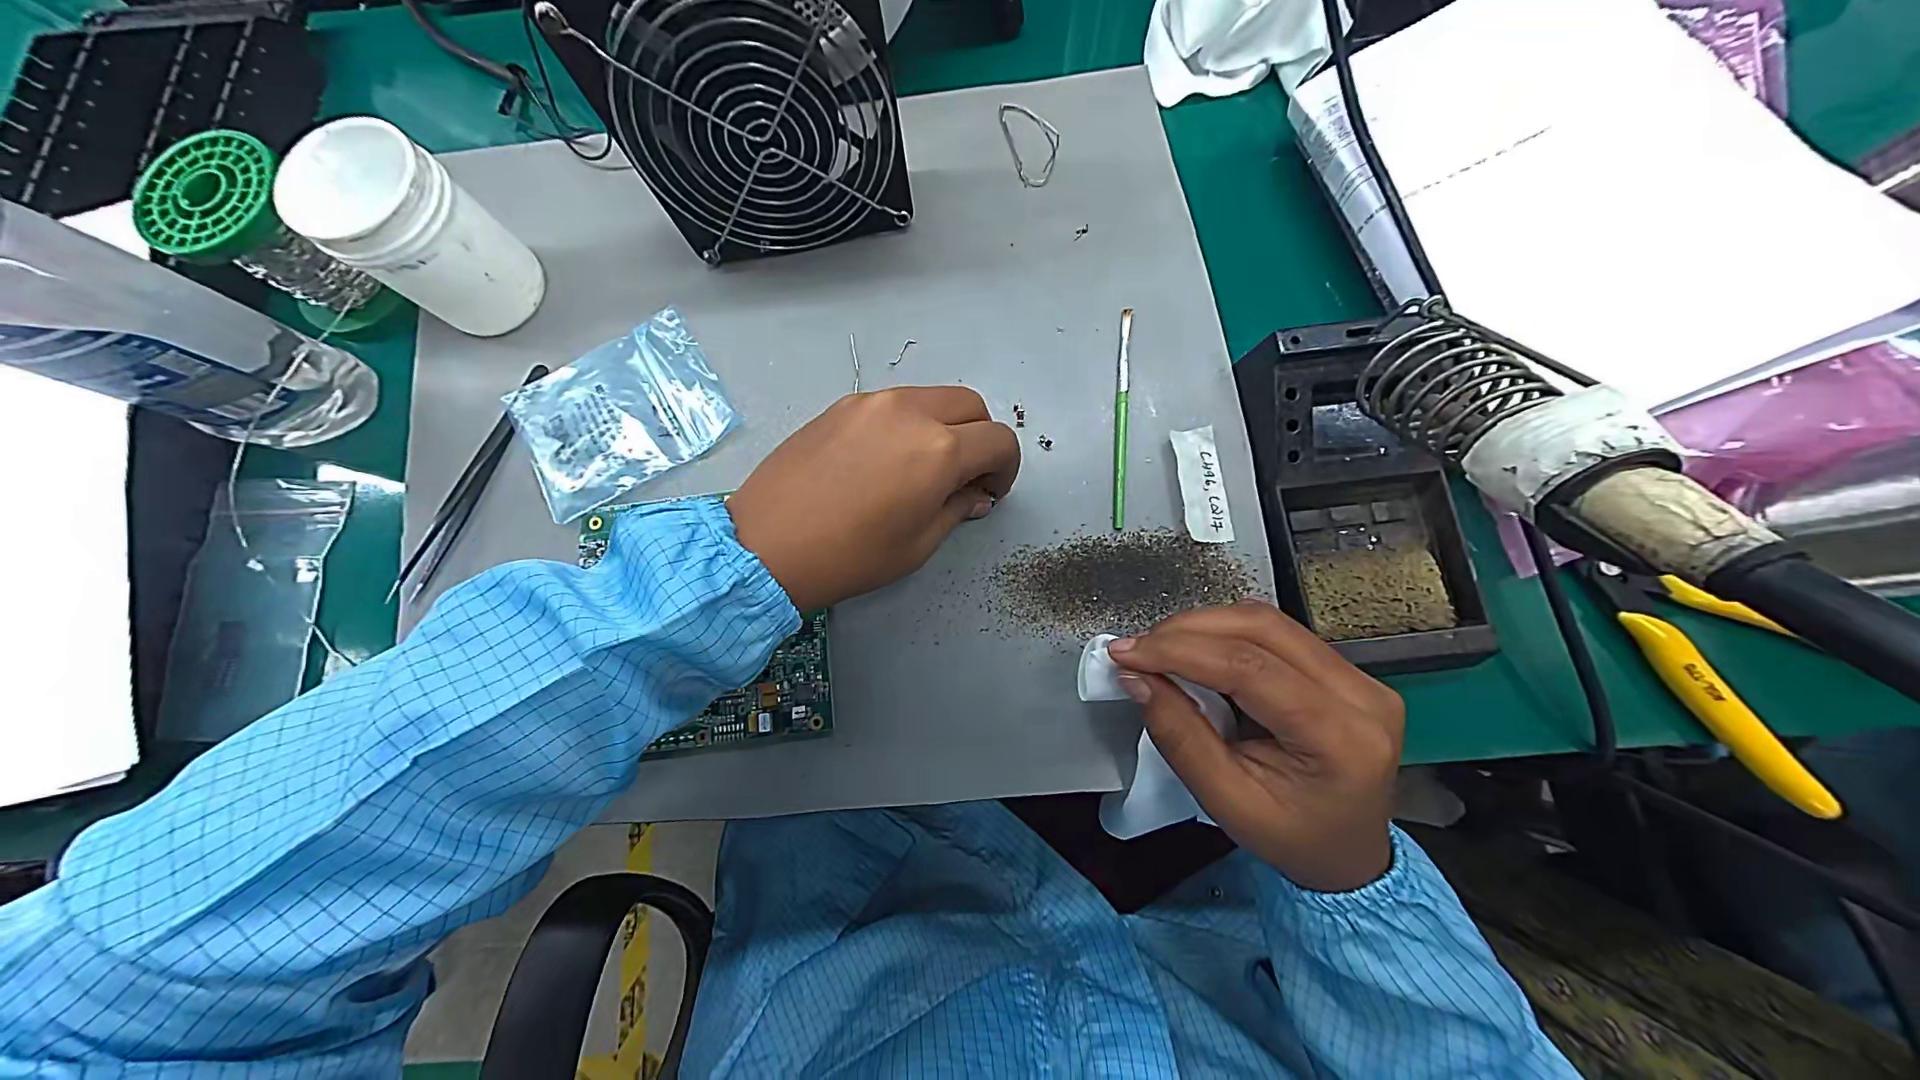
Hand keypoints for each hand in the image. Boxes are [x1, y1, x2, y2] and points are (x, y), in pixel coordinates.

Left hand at [728, 387, 1020, 611]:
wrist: (767, 545)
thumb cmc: (850, 556)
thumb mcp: (918, 544)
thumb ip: (957, 509)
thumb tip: (975, 494)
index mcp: (939, 449)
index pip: (999, 440)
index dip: (1006, 468)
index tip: (990, 491)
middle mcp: (910, 412)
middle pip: (971, 405)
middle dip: (981, 438)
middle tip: (965, 476)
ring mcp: (872, 402)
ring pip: (931, 398)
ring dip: (945, 426)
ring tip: (923, 467)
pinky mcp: (841, 405)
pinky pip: (893, 404)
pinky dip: (908, 424)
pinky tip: (885, 460)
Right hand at [1107, 601, 1404, 891]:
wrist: (1346, 854)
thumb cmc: (1293, 837)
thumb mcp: (1226, 800)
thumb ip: (1180, 735)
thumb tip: (1138, 679)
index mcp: (1341, 739)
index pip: (1250, 667)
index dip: (1181, 650)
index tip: (1130, 652)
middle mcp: (1362, 696)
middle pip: (1260, 629)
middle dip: (1187, 630)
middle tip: (1138, 647)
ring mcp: (1359, 678)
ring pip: (1267, 621)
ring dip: (1204, 626)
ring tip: (1160, 648)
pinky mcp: (1343, 669)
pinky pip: (1276, 631)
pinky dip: (1225, 632)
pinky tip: (1196, 650)